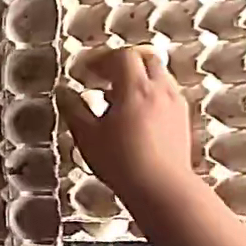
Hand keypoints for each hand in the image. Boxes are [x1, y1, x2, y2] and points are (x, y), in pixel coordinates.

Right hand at [56, 47, 199, 209]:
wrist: (161, 189)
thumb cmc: (123, 163)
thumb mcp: (87, 136)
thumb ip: (74, 109)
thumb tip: (63, 93)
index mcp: (135, 88)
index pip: (121, 56)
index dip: (100, 59)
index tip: (85, 70)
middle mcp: (160, 90)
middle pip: (145, 58)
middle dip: (122, 61)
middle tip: (102, 74)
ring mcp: (175, 105)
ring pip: (158, 76)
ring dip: (137, 78)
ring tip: (115, 97)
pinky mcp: (182, 121)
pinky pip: (166, 95)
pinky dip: (149, 95)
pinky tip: (134, 116)